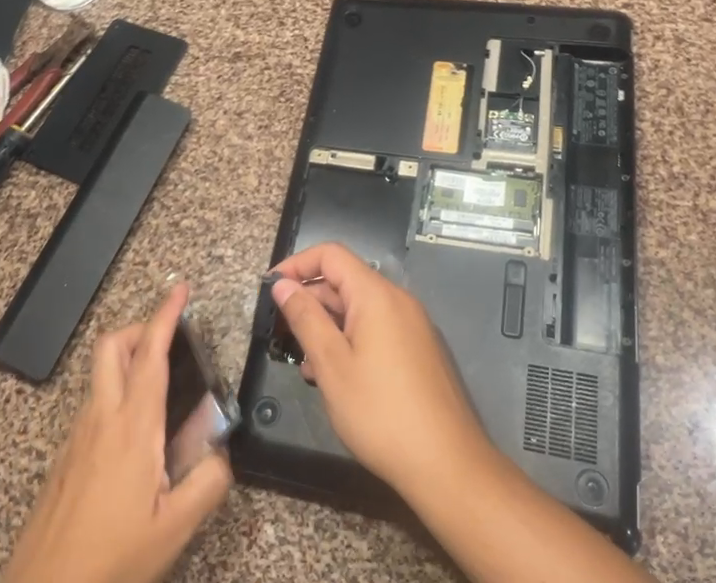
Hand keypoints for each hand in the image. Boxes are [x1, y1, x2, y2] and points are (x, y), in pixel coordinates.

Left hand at [1, 284, 230, 582]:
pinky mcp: (67, 457)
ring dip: (129, 360)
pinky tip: (140, 433)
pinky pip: (95, 404)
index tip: (180, 289)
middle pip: (112, 347)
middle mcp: (101, 420)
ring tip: (164, 385)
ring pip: (100, 374)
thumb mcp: (175, 527)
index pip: (150, 355)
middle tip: (171, 336)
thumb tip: (222, 450)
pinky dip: (118, 393)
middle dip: (140, 328)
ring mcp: (78, 436)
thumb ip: (208, 482)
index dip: (165, 316)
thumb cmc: (111, 558)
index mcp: (133, 429)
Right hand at [267, 243, 493, 499]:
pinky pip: (375, 331)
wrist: (445, 462)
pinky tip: (333, 378)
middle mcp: (398, 301)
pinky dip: (349, 343)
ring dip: (327, 328)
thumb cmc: (380, 411)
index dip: (297, 265)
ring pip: (358, 311)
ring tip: (306, 365)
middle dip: (309, 301)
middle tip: (280, 335)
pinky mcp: (417, 351)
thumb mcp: (332, 364)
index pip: (331, 255)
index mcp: (376, 295)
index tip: (270, 290)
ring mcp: (411, 327)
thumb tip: (283, 283)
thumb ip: (305, 318)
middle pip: (345, 281)